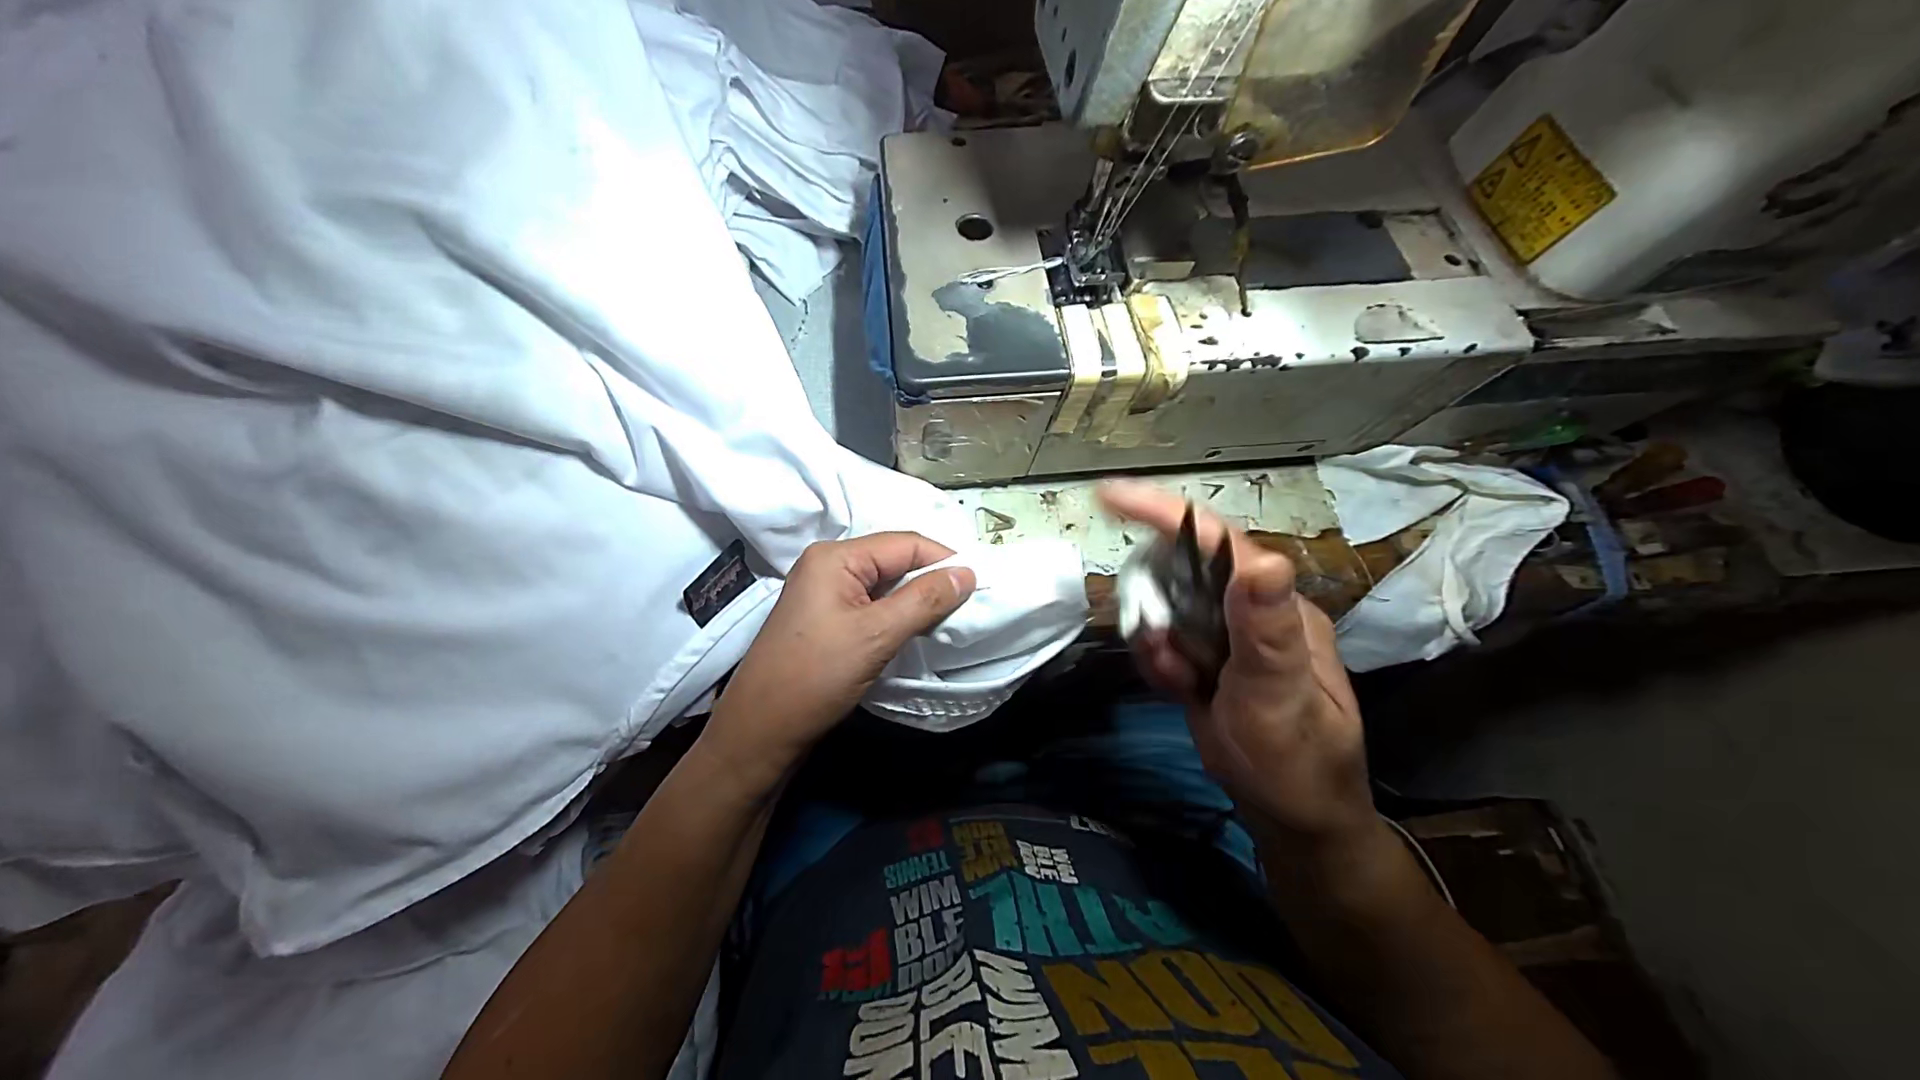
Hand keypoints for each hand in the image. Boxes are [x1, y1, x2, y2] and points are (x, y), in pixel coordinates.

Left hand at [699, 532, 975, 794]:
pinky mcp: (825, 619)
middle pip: (894, 560)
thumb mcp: (876, 635)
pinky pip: (872, 604)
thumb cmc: (816, 676)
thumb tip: (968, 573)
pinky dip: (897, 614)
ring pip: (885, 584)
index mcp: (835, 558)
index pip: (904, 543)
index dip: (943, 560)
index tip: (980, 584)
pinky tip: (916, 630)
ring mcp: (824, 593)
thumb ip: (924, 599)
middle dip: (931, 579)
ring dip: (916, 598)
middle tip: (968, 604)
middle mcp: (828, 566)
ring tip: (948, 619)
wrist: (761, 730)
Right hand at [1100, 481, 1375, 852]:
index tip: (1109, 496)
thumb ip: (1268, 632)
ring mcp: (1225, 634)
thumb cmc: (1297, 761)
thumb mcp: (1281, 698)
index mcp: (1276, 604)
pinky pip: (1164, 641)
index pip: (1217, 541)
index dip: (1164, 512)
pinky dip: (1158, 662)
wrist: (1295, 818)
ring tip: (1177, 682)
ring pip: (1166, 609)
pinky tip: (1177, 689)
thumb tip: (1261, 561)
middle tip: (1164, 654)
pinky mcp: (1205, 658)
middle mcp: (1249, 608)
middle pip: (1180, 572)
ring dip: (1157, 643)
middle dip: (1156, 604)